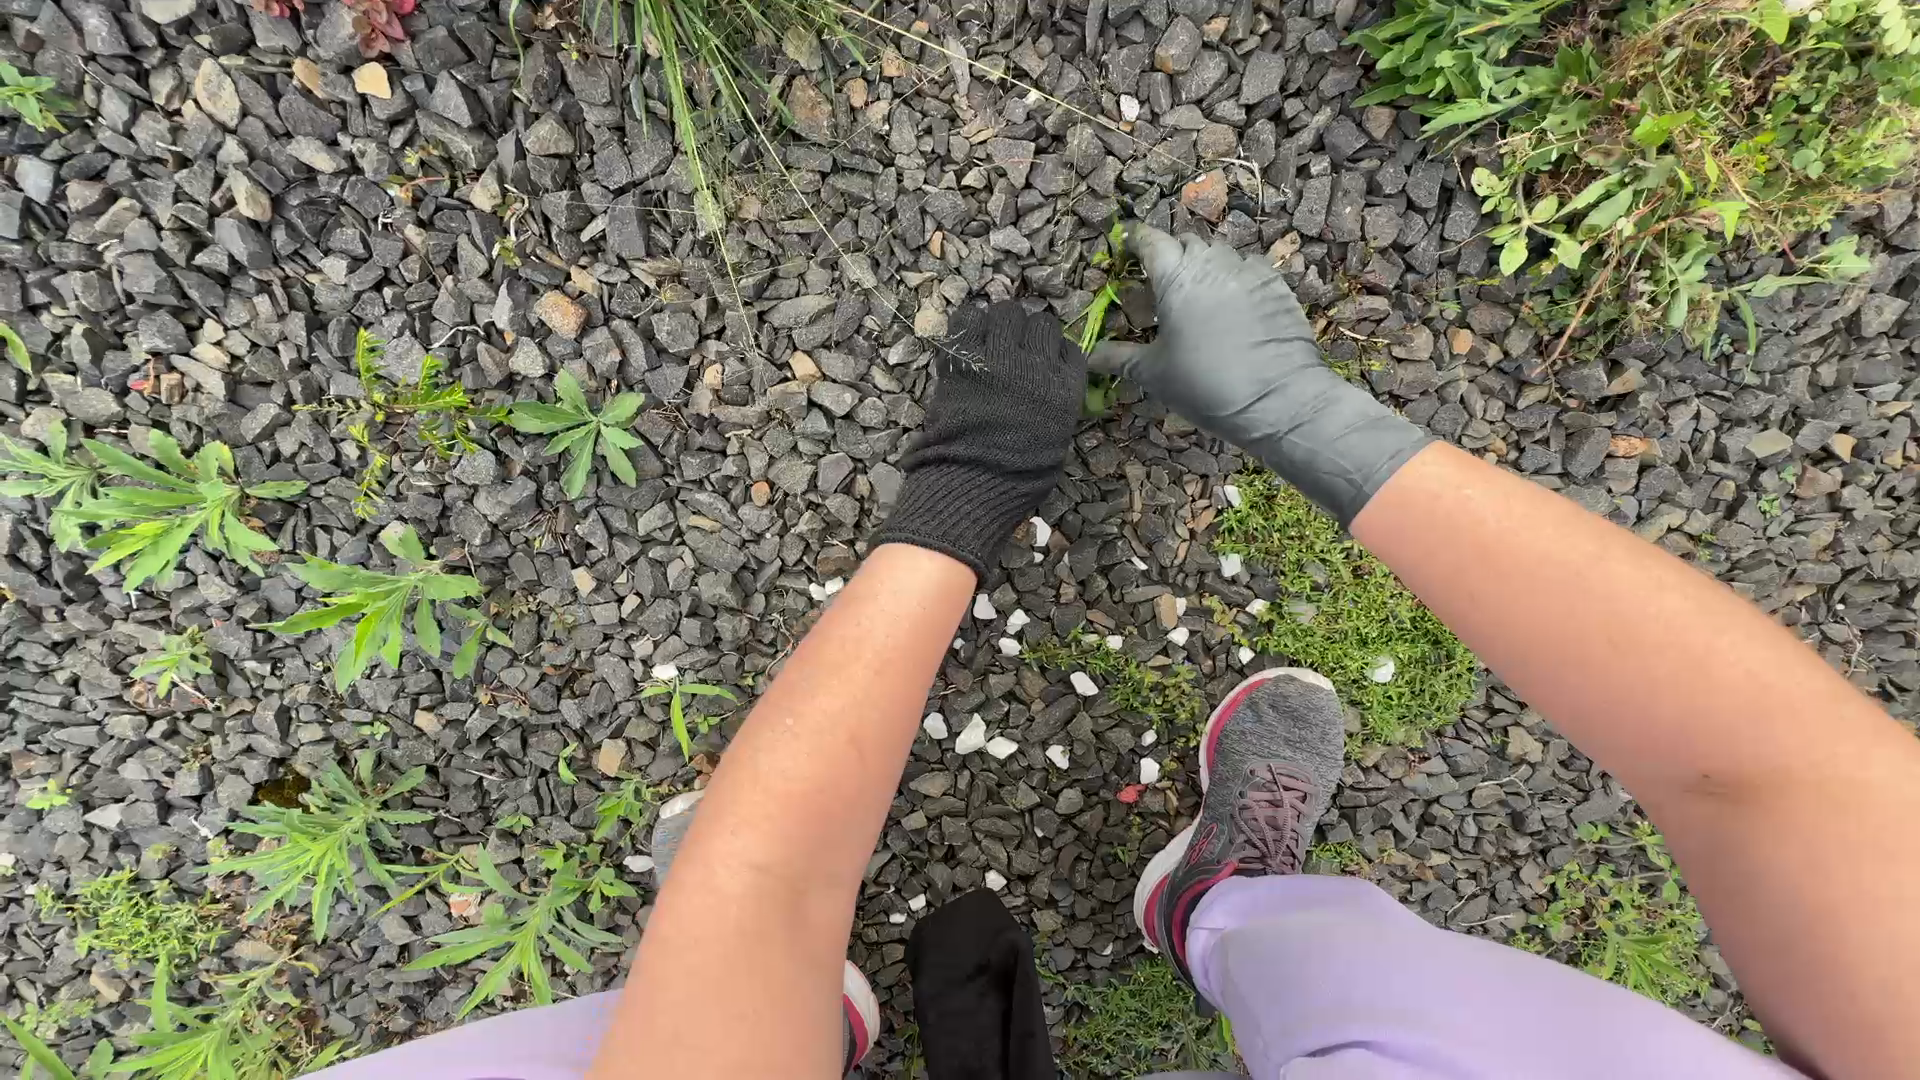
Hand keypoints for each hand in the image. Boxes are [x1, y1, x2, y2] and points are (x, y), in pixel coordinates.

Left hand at [872, 302, 1085, 577]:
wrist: (971, 484)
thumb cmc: (1015, 479)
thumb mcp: (1053, 445)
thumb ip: (1053, 410)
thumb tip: (1046, 395)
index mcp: (1064, 390)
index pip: (1069, 349)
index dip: (1054, 351)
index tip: (1042, 360)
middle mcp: (1036, 366)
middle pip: (1041, 324)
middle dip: (1029, 332)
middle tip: (1014, 346)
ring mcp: (998, 358)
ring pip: (1006, 313)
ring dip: (1000, 322)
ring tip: (990, 337)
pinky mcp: (962, 358)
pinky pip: (966, 320)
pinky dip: (967, 323)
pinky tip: (966, 336)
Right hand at [1092, 224, 1428, 524]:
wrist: (1276, 398)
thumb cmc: (1204, 384)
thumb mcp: (1153, 374)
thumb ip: (1118, 358)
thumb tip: (1089, 356)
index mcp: (1175, 278)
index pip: (1150, 241)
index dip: (1136, 239)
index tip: (1127, 243)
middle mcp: (1212, 263)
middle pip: (1186, 242)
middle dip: (1171, 252)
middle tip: (1160, 277)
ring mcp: (1248, 271)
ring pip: (1219, 252)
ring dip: (1204, 263)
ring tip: (1197, 290)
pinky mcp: (1276, 285)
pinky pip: (1249, 268)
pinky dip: (1234, 276)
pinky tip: (1232, 300)